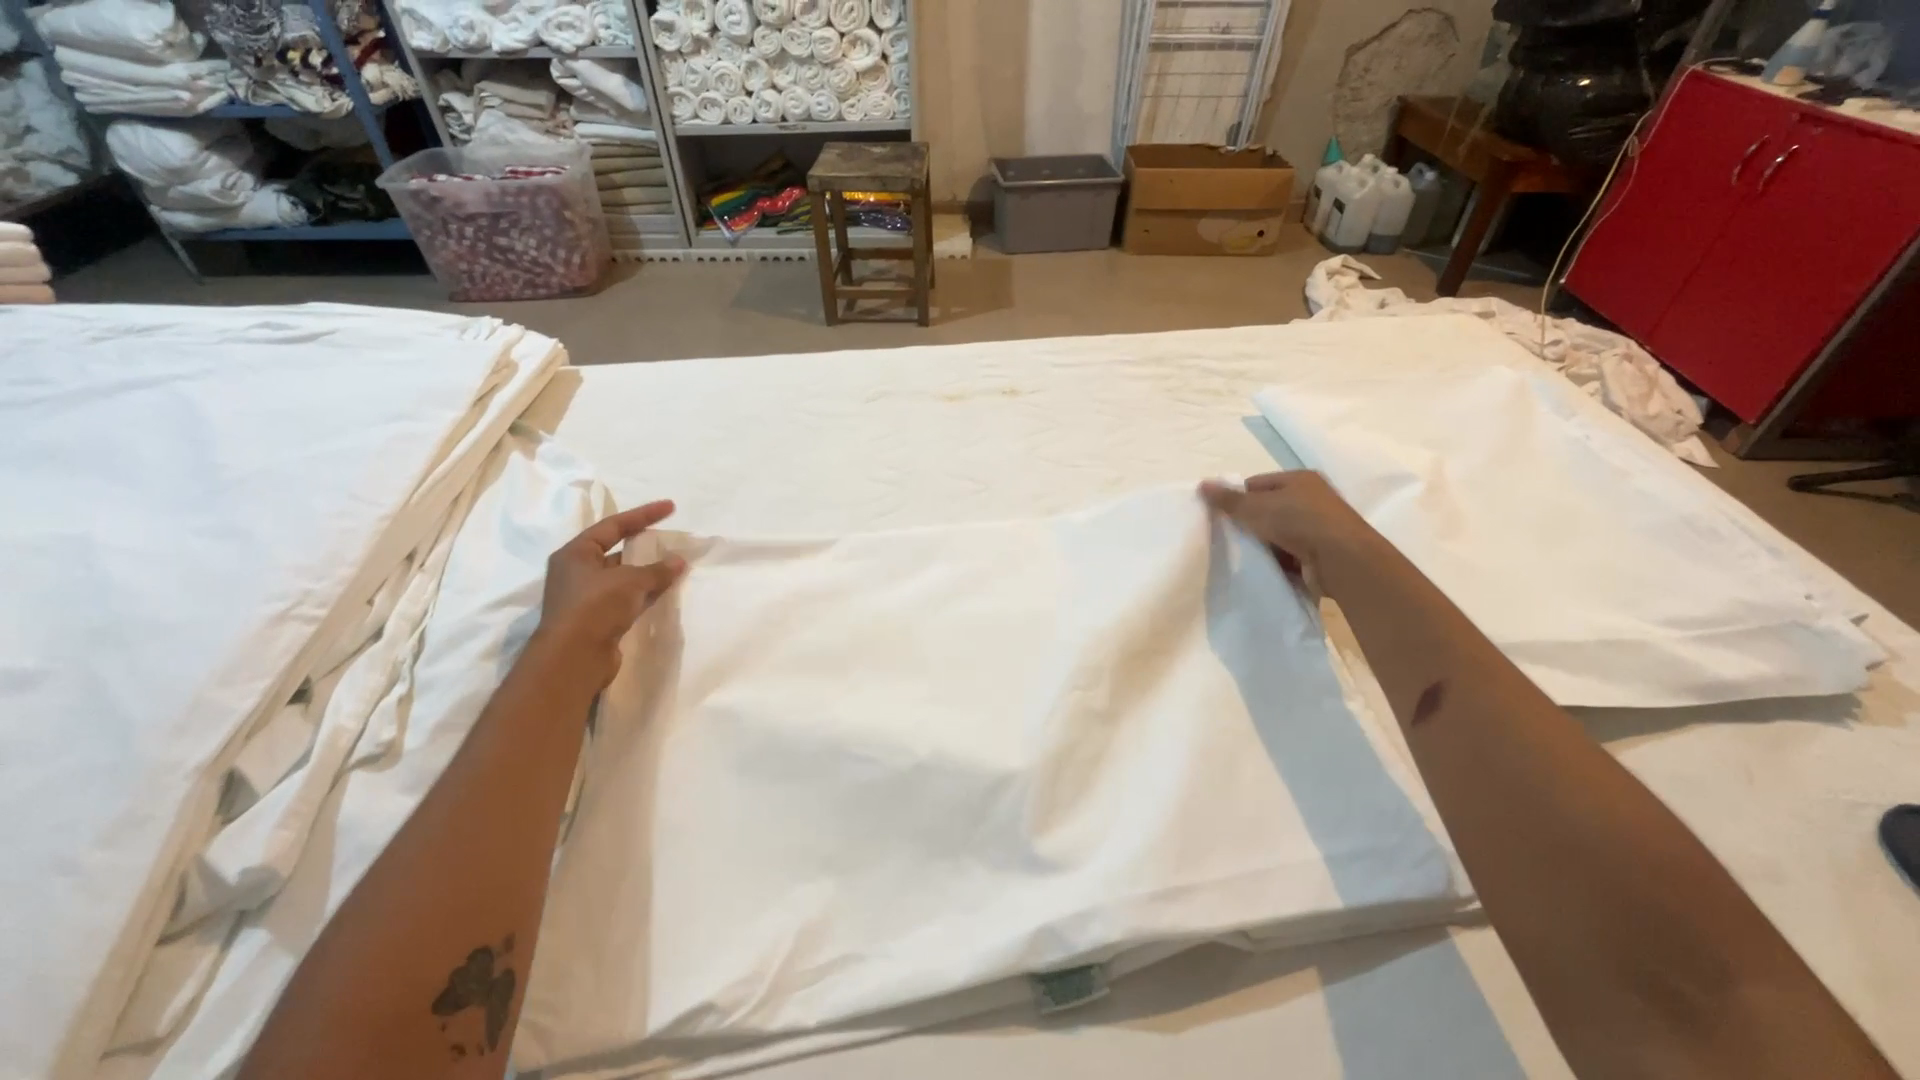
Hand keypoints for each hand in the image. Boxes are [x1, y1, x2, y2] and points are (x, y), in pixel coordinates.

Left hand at [530, 500, 686, 689]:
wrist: (574, 657)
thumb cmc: (595, 607)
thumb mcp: (630, 582)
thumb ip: (656, 570)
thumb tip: (679, 561)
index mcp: (575, 554)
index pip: (613, 526)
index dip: (643, 515)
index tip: (670, 507)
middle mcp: (577, 573)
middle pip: (616, 552)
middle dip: (644, 546)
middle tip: (670, 540)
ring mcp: (586, 598)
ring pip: (622, 578)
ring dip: (646, 573)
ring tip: (675, 566)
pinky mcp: (597, 620)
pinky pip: (625, 599)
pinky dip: (644, 594)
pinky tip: (664, 592)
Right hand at [1197, 471, 1386, 589]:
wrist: (1342, 560)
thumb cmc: (1299, 522)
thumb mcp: (1257, 507)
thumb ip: (1229, 499)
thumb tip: (1202, 485)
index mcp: (1300, 479)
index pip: (1258, 484)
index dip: (1238, 498)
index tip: (1222, 516)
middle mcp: (1312, 499)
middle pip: (1269, 508)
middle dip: (1250, 522)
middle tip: (1230, 537)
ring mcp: (1319, 526)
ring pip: (1278, 533)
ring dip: (1264, 544)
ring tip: (1246, 555)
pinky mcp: (1322, 551)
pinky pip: (1290, 553)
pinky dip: (1278, 559)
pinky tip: (1266, 567)